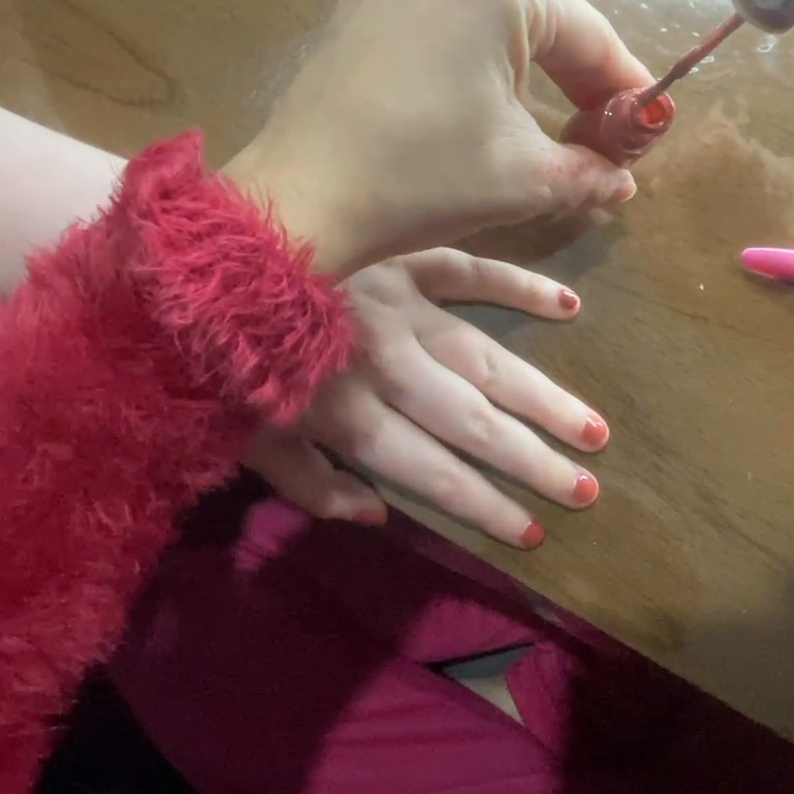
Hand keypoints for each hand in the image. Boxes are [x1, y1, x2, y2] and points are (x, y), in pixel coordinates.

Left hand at [222, 0, 650, 279]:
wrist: (306, 198)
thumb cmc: (419, 182)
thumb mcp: (520, 180)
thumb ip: (587, 173)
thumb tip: (623, 180)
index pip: (585, 34)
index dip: (620, 85)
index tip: (641, 127)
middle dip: (568, 50)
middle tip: (578, 112)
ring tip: (519, 60)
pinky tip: (448, 33)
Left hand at [244, 249, 608, 549]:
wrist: (199, 266)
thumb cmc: (220, 365)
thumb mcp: (249, 445)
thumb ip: (312, 489)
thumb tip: (380, 517)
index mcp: (349, 417)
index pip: (432, 474)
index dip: (483, 506)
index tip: (533, 531)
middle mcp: (387, 368)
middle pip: (472, 423)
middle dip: (532, 461)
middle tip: (589, 488)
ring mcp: (400, 309)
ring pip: (485, 359)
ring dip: (541, 397)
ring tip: (594, 431)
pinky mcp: (401, 261)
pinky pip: (467, 271)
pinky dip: (516, 285)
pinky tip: (567, 308)